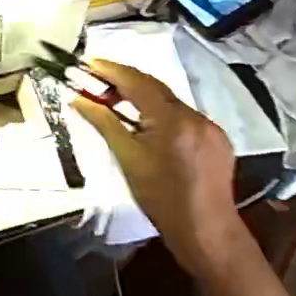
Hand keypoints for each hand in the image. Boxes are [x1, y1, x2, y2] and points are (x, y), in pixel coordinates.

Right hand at [70, 60, 239, 259]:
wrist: (205, 232)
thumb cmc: (160, 198)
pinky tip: (146, 124)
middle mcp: (196, 116)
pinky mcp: (217, 140)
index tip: (88, 63)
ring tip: (115, 101)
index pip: (138, 82)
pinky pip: (183, 116)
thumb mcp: (127, 158)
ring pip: (169, 102)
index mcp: (173, 119)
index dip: (111, 70)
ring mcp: (210, 127)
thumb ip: (104, 122)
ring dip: (142, 98)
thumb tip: (78, 99)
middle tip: (95, 81)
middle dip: (124, 81)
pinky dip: (161, 113)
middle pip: (155, 88)